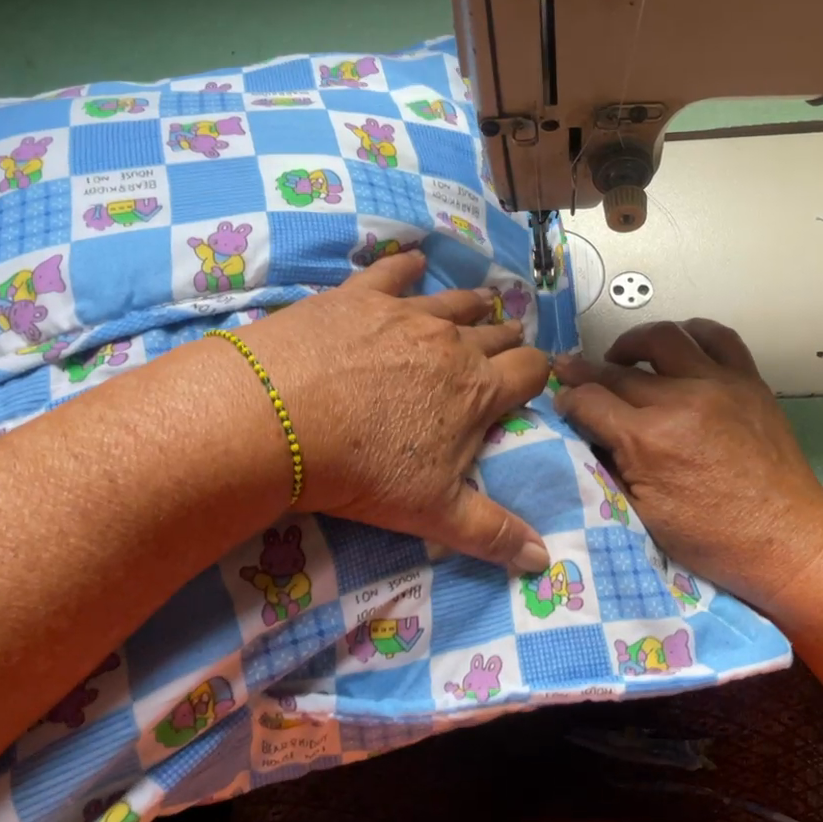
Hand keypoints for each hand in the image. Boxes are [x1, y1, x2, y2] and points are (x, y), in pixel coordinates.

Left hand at [243, 251, 552, 570]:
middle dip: (506, 341)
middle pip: (495, 334)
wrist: (278, 420)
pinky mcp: (358, 297)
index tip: (534, 381)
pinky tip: (414, 261)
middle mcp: (450, 343)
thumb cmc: (364, 471)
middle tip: (505, 349)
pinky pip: (393, 272)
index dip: (538, 375)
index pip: (529, 371)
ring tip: (481, 305)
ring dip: (472, 306)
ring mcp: (404, 314)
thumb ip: (493, 533)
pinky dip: (408, 267)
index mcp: (477, 390)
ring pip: (453, 302)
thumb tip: (544, 560)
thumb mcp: (433, 512)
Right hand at [554, 319, 822, 613]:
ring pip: (665, 337)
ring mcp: (718, 384)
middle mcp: (680, 400)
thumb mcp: (642, 515)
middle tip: (571, 371)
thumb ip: (610, 468)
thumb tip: (586, 436)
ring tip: (624, 356)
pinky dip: (692, 334)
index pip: (589, 400)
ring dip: (635, 342)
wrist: (782, 536)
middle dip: (586, 370)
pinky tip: (679, 346)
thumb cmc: (710, 539)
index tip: (560, 401)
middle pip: (619, 371)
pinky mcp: (749, 381)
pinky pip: (718, 337)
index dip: (567, 399)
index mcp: (648, 440)